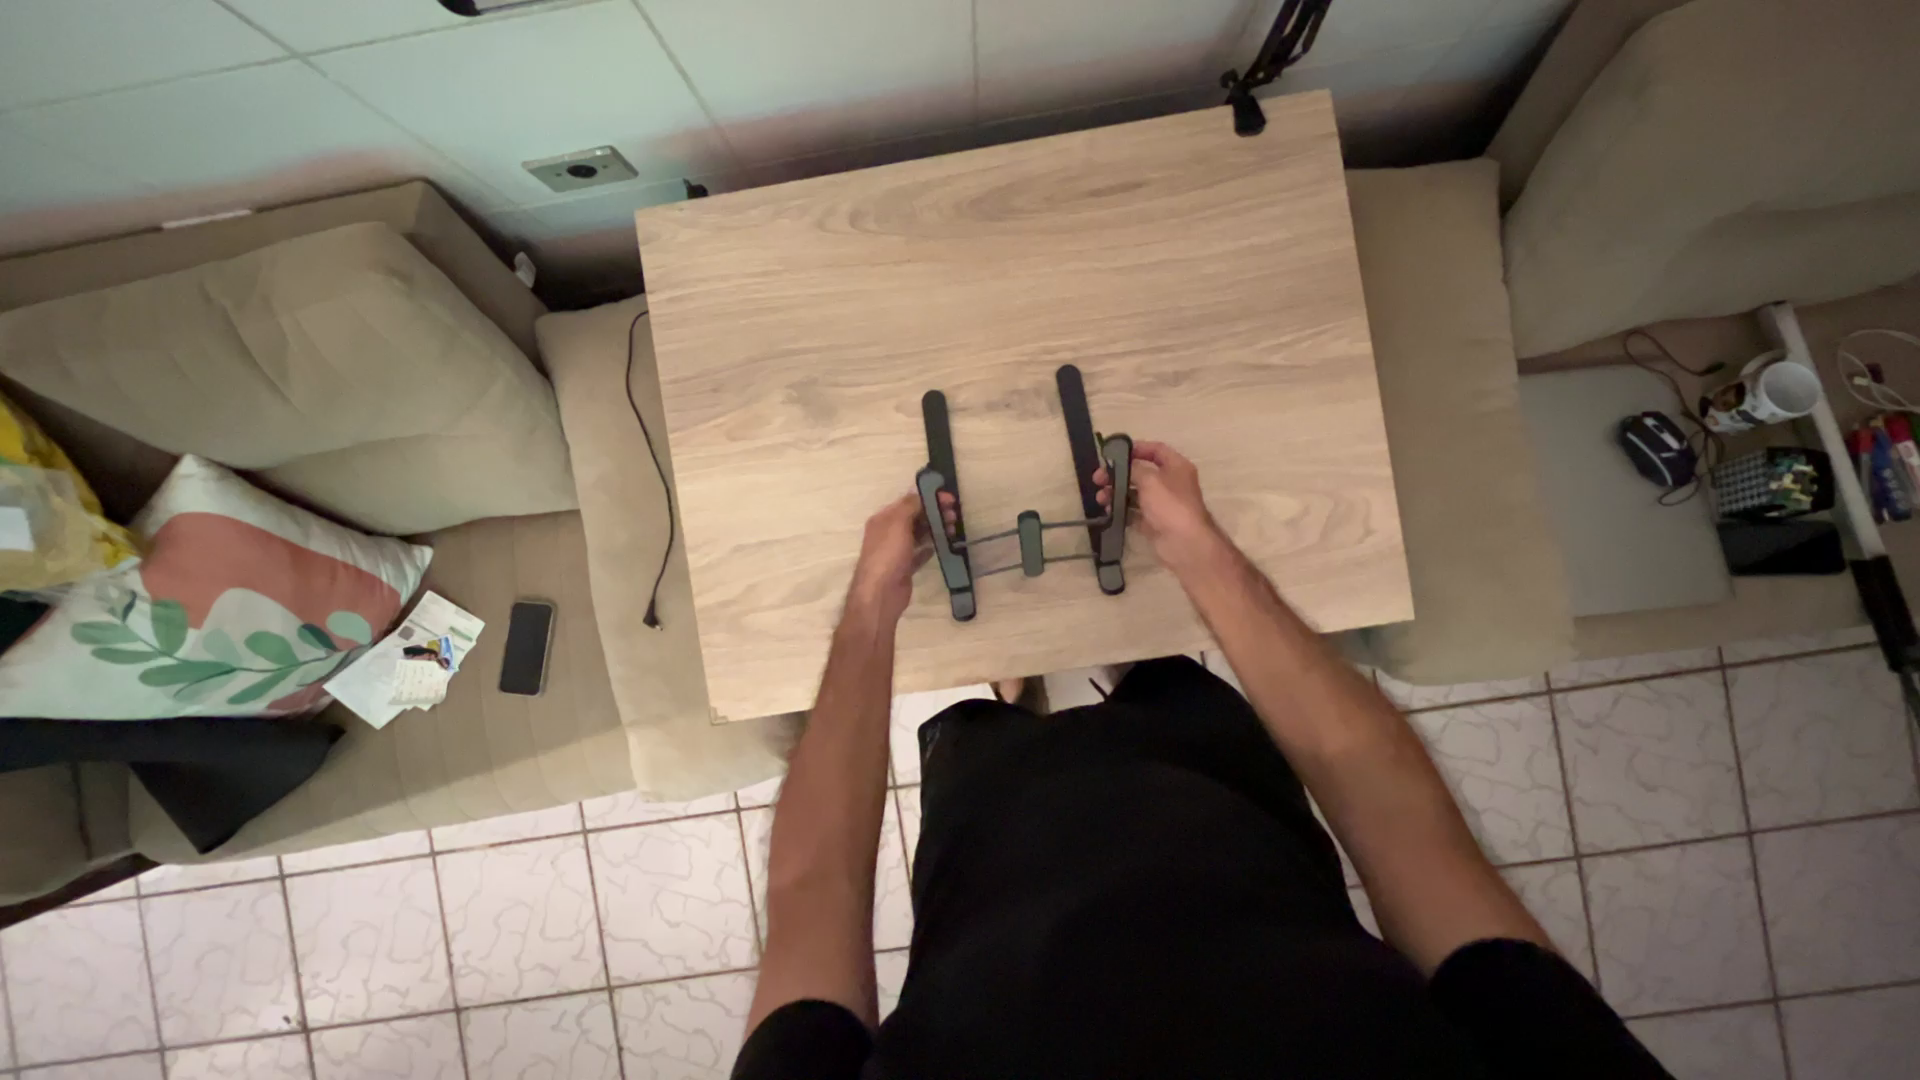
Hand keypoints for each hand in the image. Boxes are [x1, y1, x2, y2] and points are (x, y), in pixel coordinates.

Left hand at [846, 491, 951, 624]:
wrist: (880, 593)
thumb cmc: (888, 554)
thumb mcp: (898, 523)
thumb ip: (910, 506)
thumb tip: (922, 494)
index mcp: (884, 519)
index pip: (908, 502)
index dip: (929, 498)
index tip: (950, 499)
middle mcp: (888, 533)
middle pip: (914, 517)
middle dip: (934, 513)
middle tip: (954, 516)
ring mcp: (896, 551)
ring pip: (918, 534)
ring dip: (935, 529)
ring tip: (953, 529)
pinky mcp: (904, 567)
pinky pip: (919, 553)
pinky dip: (930, 547)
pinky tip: (942, 546)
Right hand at [1094, 440, 1228, 575]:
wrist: (1184, 543)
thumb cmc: (1169, 505)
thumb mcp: (1150, 480)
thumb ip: (1134, 468)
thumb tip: (1122, 465)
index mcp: (1176, 467)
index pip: (1156, 450)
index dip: (1136, 448)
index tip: (1114, 453)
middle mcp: (1170, 483)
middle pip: (1141, 473)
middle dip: (1119, 475)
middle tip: (1099, 479)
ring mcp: (1162, 504)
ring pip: (1135, 494)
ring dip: (1116, 493)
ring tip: (1101, 498)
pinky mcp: (1154, 522)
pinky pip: (1134, 512)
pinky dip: (1121, 511)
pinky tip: (1108, 511)